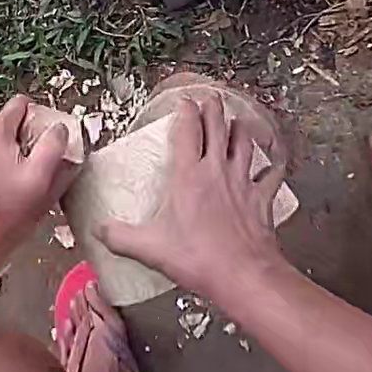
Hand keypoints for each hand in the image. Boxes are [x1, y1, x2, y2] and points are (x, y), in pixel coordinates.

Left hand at [0, 95, 78, 258]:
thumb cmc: (7, 210)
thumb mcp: (40, 176)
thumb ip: (54, 145)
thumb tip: (60, 129)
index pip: (22, 104)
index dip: (42, 116)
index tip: (51, 139)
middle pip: (14, 124)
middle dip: (32, 138)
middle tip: (44, 163)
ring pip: (5, 144)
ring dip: (20, 156)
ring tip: (30, 181)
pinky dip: (6, 169)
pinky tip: (13, 193)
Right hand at [98, 92, 291, 304]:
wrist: (243, 273)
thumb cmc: (197, 258)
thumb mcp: (150, 248)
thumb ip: (120, 236)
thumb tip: (97, 229)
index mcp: (189, 174)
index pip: (187, 130)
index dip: (185, 111)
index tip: (183, 101)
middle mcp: (217, 169)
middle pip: (217, 127)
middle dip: (213, 109)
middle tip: (211, 97)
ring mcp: (242, 180)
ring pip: (244, 143)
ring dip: (240, 129)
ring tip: (237, 120)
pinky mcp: (261, 196)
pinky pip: (271, 174)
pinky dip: (273, 165)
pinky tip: (275, 161)